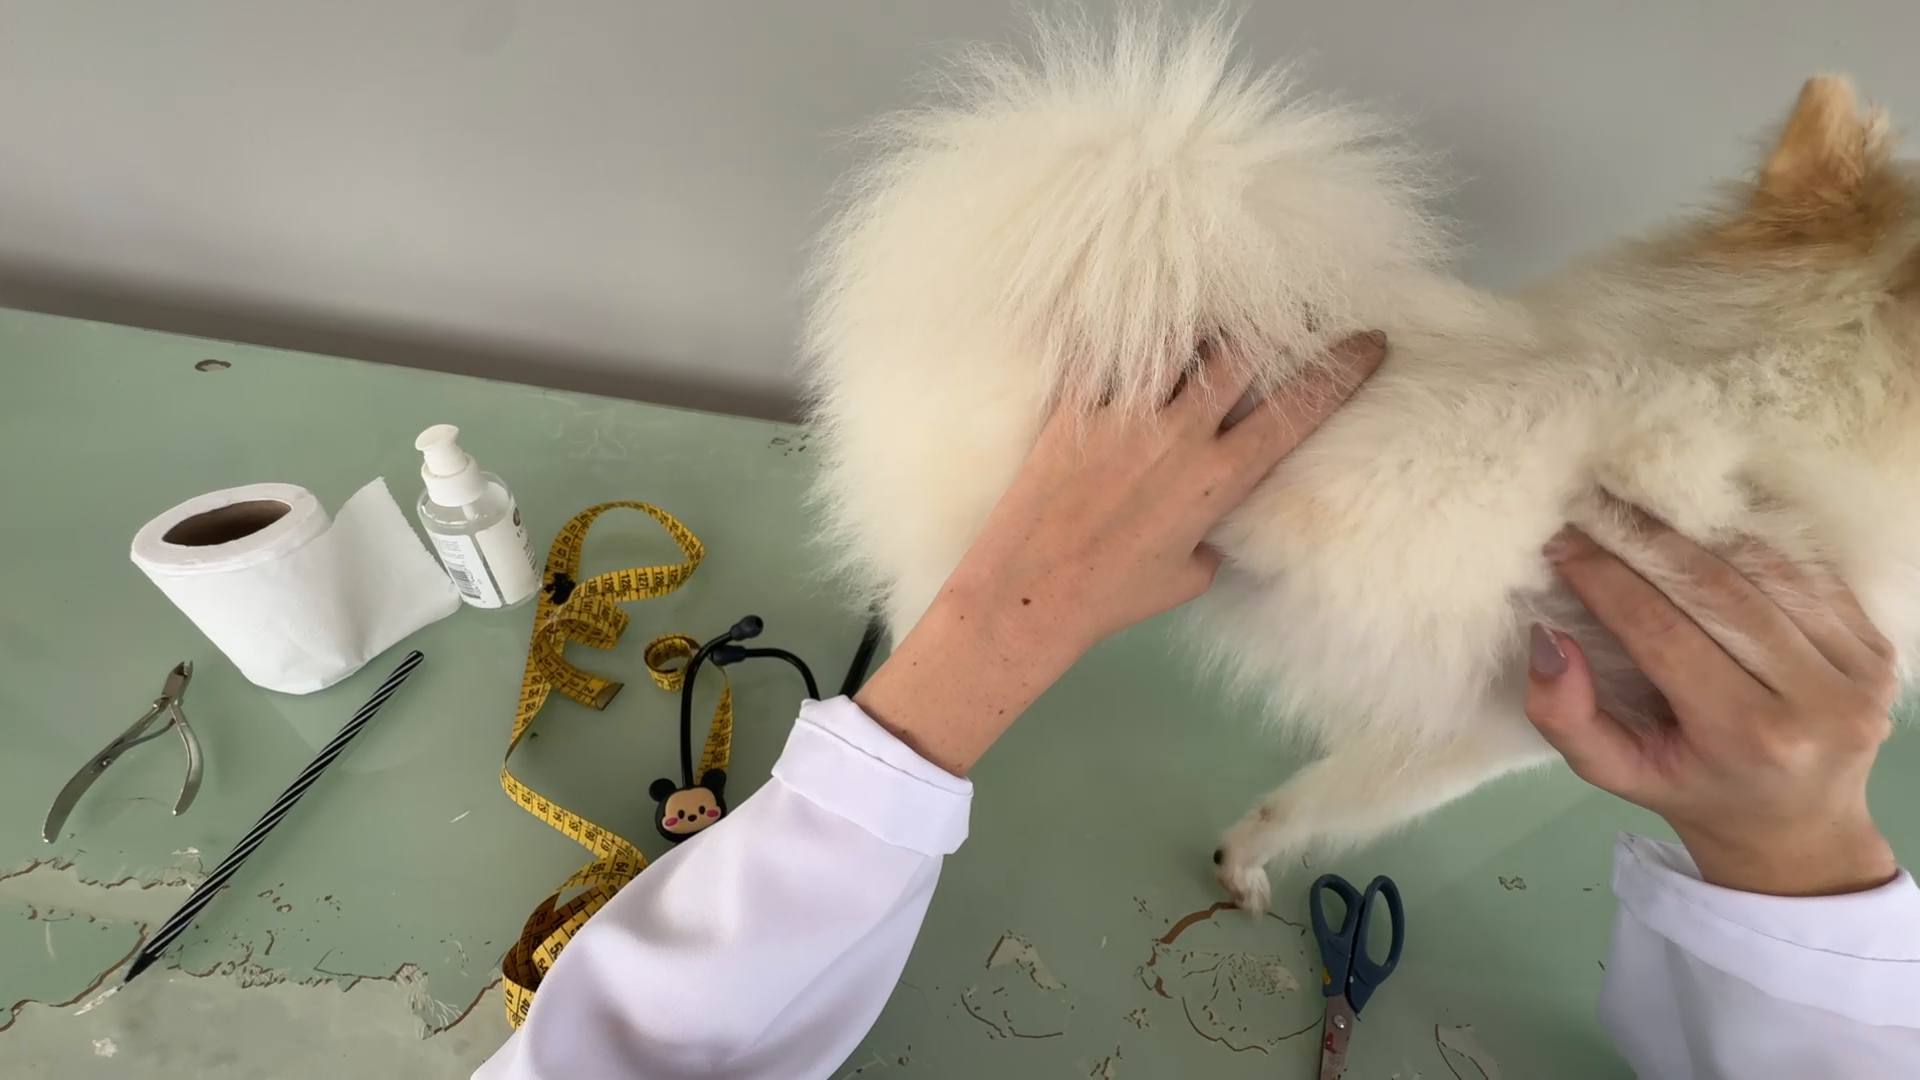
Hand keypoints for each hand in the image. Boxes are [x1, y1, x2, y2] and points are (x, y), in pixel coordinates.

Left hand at [855, 331, 1387, 775]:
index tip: (1369, 341)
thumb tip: (1210, 530)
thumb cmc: (1112, 596)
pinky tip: (1124, 325)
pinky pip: (1100, 351)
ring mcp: (1123, 416)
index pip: (1299, 409)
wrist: (1031, 591)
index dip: (1342, 369)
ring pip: (1175, 339)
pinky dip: (1117, 335)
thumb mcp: (1185, 578)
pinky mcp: (1071, 408)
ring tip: (1200, 322)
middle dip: (1270, 327)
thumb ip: (1210, 542)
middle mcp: (1178, 436)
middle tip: (1277, 316)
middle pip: (1242, 352)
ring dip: (1195, 327)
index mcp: (1219, 479)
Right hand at [1527, 518, 1898, 895]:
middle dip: (1639, 539)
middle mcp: (1820, 700)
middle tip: (1585, 506)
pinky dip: (1742, 539)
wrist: (1793, 819)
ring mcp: (1861, 669)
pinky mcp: (1879, 645)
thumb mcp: (1603, 768)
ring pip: (1765, 570)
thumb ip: (1562, 712)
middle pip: (1716, 591)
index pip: (1661, 633)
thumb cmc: (1681, 787)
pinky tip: (1690, 522)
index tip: (1556, 543)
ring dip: (1689, 529)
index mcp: (1747, 734)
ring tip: (1629, 506)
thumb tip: (1549, 637)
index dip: (1602, 580)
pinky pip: (1804, 573)